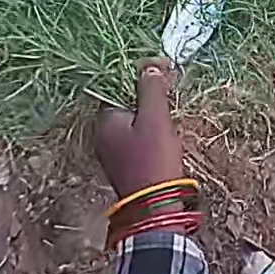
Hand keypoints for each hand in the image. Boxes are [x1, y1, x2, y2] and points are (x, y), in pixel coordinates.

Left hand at [96, 59, 183, 196]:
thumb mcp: (155, 119)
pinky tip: (166, 128)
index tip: (162, 69)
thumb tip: (149, 66)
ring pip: (131, 120)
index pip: (117, 87)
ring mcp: (114, 152)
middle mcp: (104, 136)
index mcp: (105, 121)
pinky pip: (136, 136)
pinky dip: (149, 127)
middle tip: (169, 84)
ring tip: (171, 103)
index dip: (139, 75)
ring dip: (149, 110)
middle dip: (146, 92)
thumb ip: (151, 90)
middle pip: (124, 103)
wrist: (157, 207)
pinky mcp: (127, 164)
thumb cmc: (153, 158)